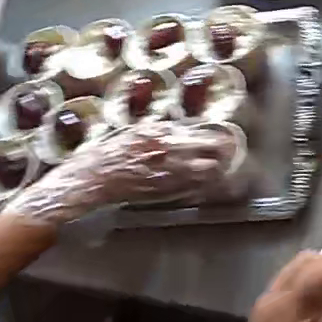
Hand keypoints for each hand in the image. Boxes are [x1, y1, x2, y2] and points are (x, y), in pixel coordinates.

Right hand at [1, 120, 236, 227]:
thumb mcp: (131, 132)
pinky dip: (204, 187)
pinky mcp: (164, 192)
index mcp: (158, 132)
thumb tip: (178, 129)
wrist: (88, 181)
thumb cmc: (104, 155)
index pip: (200, 132)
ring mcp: (166, 173)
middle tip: (233, 154)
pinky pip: (193, 190)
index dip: (218, 137)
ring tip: (225, 171)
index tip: (228, 138)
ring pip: (207, 172)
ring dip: (218, 171)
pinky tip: (208, 186)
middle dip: (226, 152)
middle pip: (211, 151)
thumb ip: (157, 131)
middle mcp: (167, 150)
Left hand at [231, 253, 321, 321]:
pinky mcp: (264, 304)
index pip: (317, 268)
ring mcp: (266, 297)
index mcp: (288, 307)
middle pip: (305, 258)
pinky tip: (318, 299)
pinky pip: (290, 277)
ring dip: (318, 270)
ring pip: (296, 265)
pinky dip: (307, 279)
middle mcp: (274, 294)